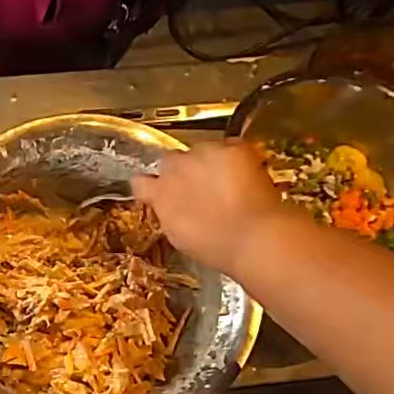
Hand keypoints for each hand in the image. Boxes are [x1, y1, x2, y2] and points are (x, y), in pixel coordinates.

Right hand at [133, 140, 286, 272]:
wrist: (252, 238)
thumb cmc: (214, 247)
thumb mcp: (178, 235)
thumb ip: (168, 212)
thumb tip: (170, 206)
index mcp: (160, 193)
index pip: (140, 181)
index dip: (150, 186)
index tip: (158, 192)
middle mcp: (177, 167)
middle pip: (170, 160)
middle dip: (180, 171)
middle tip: (197, 189)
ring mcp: (206, 153)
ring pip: (200, 149)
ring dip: (207, 162)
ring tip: (225, 183)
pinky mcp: (234, 147)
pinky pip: (230, 146)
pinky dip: (234, 158)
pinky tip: (244, 177)